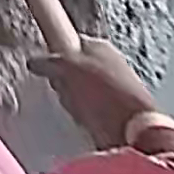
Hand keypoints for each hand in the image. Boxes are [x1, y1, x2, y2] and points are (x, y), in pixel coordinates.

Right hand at [29, 37, 161, 149]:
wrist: (139, 132)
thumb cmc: (106, 91)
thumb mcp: (67, 67)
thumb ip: (47, 61)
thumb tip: (33, 62)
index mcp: (100, 46)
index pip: (68, 41)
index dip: (55, 53)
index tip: (46, 62)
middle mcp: (108, 65)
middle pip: (70, 68)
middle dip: (62, 81)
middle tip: (63, 87)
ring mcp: (112, 90)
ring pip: (76, 91)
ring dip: (72, 100)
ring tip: (78, 107)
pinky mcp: (114, 113)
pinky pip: (86, 111)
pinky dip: (82, 115)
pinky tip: (86, 119)